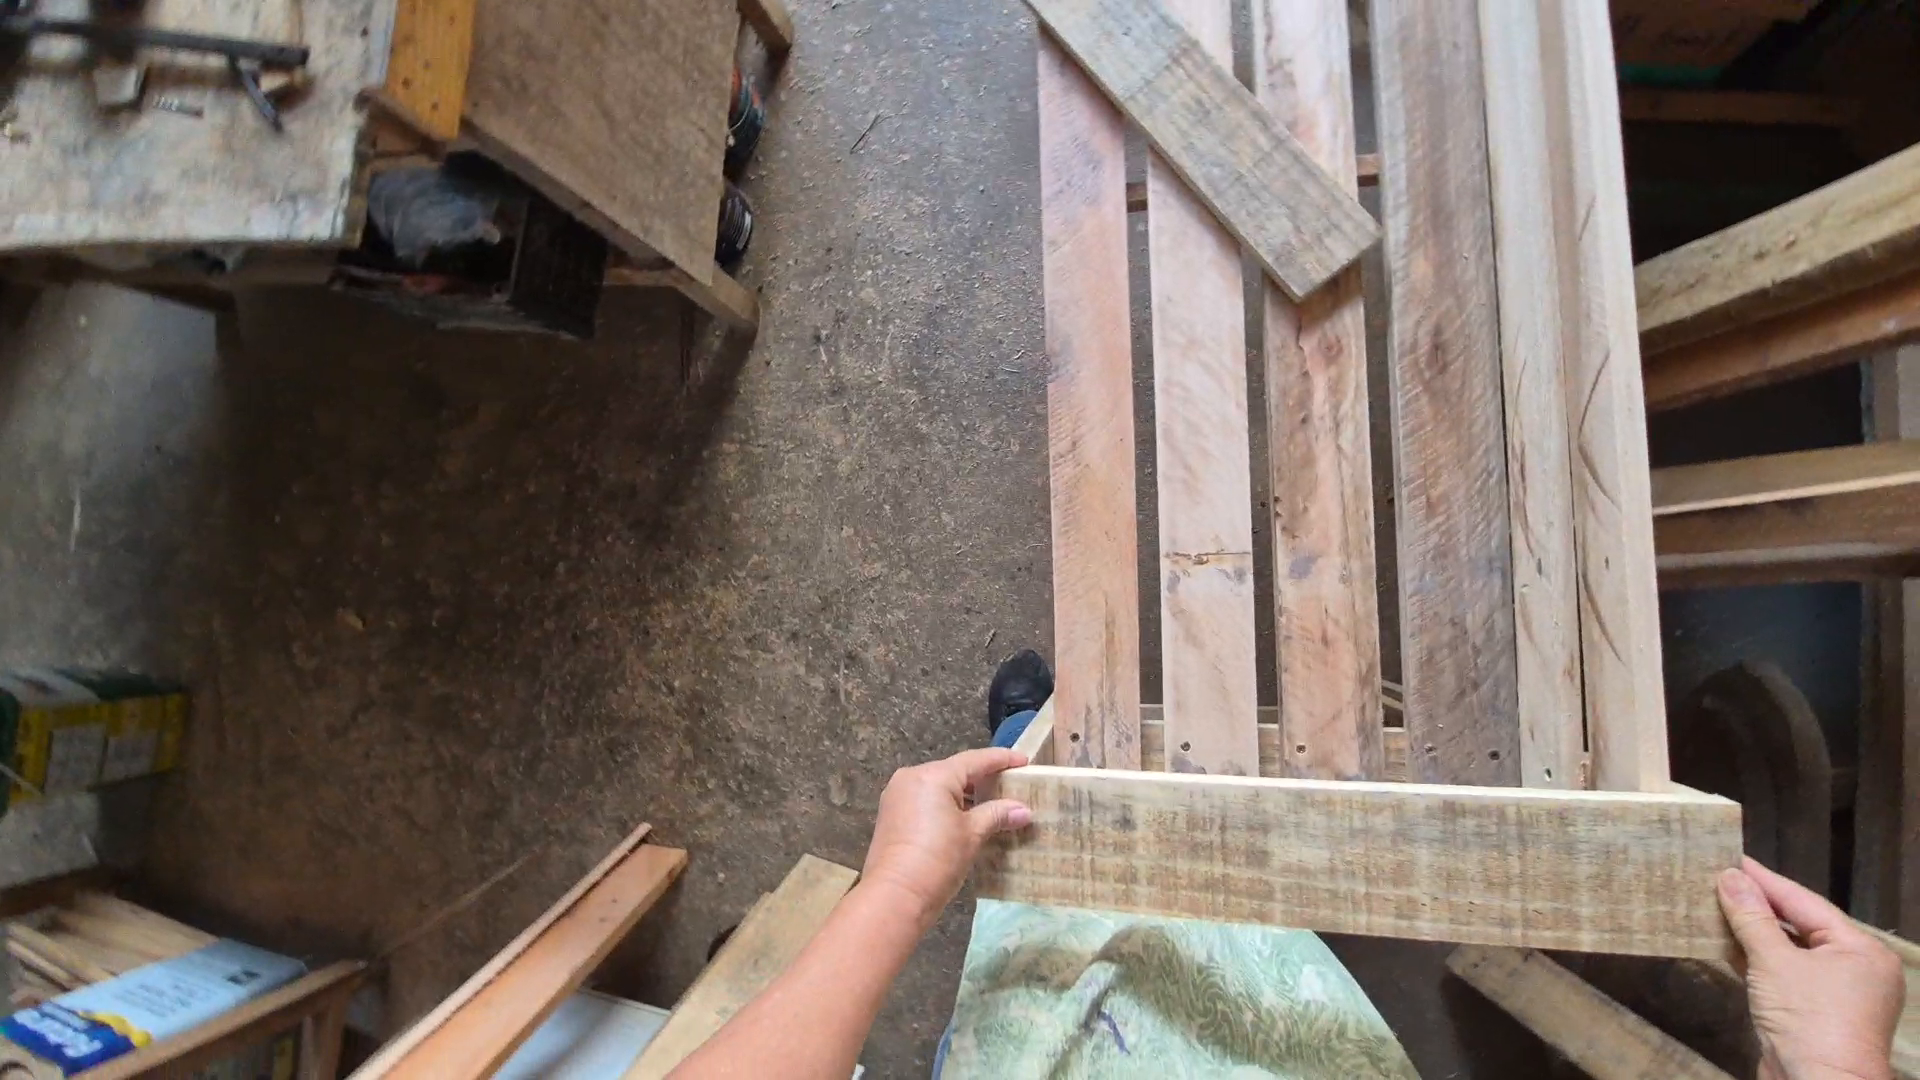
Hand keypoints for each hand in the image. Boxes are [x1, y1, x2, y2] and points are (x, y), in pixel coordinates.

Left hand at [860, 748, 1032, 929]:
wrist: (894, 898)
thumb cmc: (937, 861)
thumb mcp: (972, 835)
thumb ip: (997, 814)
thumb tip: (1024, 810)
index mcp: (932, 775)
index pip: (974, 760)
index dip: (1001, 759)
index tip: (1023, 761)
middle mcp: (912, 777)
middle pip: (955, 771)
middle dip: (982, 778)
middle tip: (1010, 784)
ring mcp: (898, 794)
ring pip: (939, 785)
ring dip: (964, 793)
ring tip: (992, 802)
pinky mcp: (892, 812)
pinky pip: (926, 798)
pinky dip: (946, 803)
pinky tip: (965, 816)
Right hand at [1717, 857, 1904, 1079]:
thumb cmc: (1806, 1014)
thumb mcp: (1772, 958)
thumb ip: (1750, 914)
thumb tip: (1729, 874)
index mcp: (1859, 949)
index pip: (1802, 900)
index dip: (1761, 878)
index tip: (1723, 855)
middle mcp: (1853, 964)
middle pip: (1796, 920)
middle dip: (1752, 900)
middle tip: (1709, 874)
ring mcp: (1833, 985)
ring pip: (1784, 942)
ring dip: (1746, 924)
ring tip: (1706, 899)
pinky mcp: (1808, 1001)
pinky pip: (1777, 962)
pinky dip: (1748, 948)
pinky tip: (1718, 934)